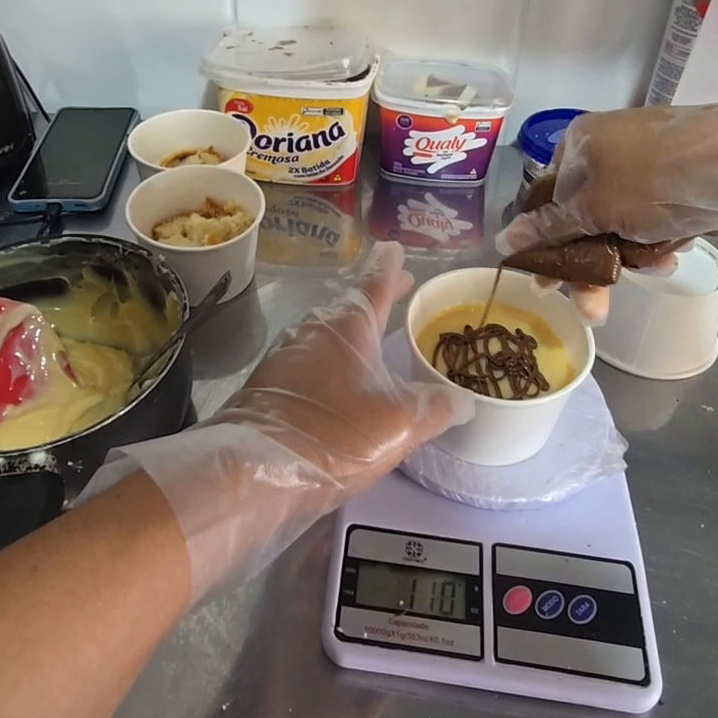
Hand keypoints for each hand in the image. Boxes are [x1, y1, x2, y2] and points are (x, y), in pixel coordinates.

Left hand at [80, 242, 472, 601]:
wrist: (252, 470)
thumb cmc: (333, 433)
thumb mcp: (398, 424)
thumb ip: (435, 408)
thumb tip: (464, 400)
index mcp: (348, 325)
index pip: (375, 284)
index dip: (389, 267)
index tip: (394, 247)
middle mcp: (315, 329)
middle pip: (351, 306)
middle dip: (377, 298)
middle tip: (399, 289)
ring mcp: (287, 355)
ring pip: (329, 332)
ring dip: (354, 331)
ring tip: (375, 338)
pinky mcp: (270, 384)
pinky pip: (311, 358)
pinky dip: (333, 359)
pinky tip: (340, 381)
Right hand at [498, 87, 717, 281]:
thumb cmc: (651, 180)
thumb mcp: (591, 208)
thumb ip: (549, 227)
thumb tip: (503, 240)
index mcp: (577, 143)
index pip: (546, 198)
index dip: (545, 244)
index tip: (548, 284)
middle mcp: (608, 148)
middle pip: (584, 216)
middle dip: (589, 263)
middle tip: (594, 307)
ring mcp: (648, 163)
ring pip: (620, 223)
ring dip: (626, 256)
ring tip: (647, 269)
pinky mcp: (682, 179)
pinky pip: (653, 218)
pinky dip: (657, 240)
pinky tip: (671, 253)